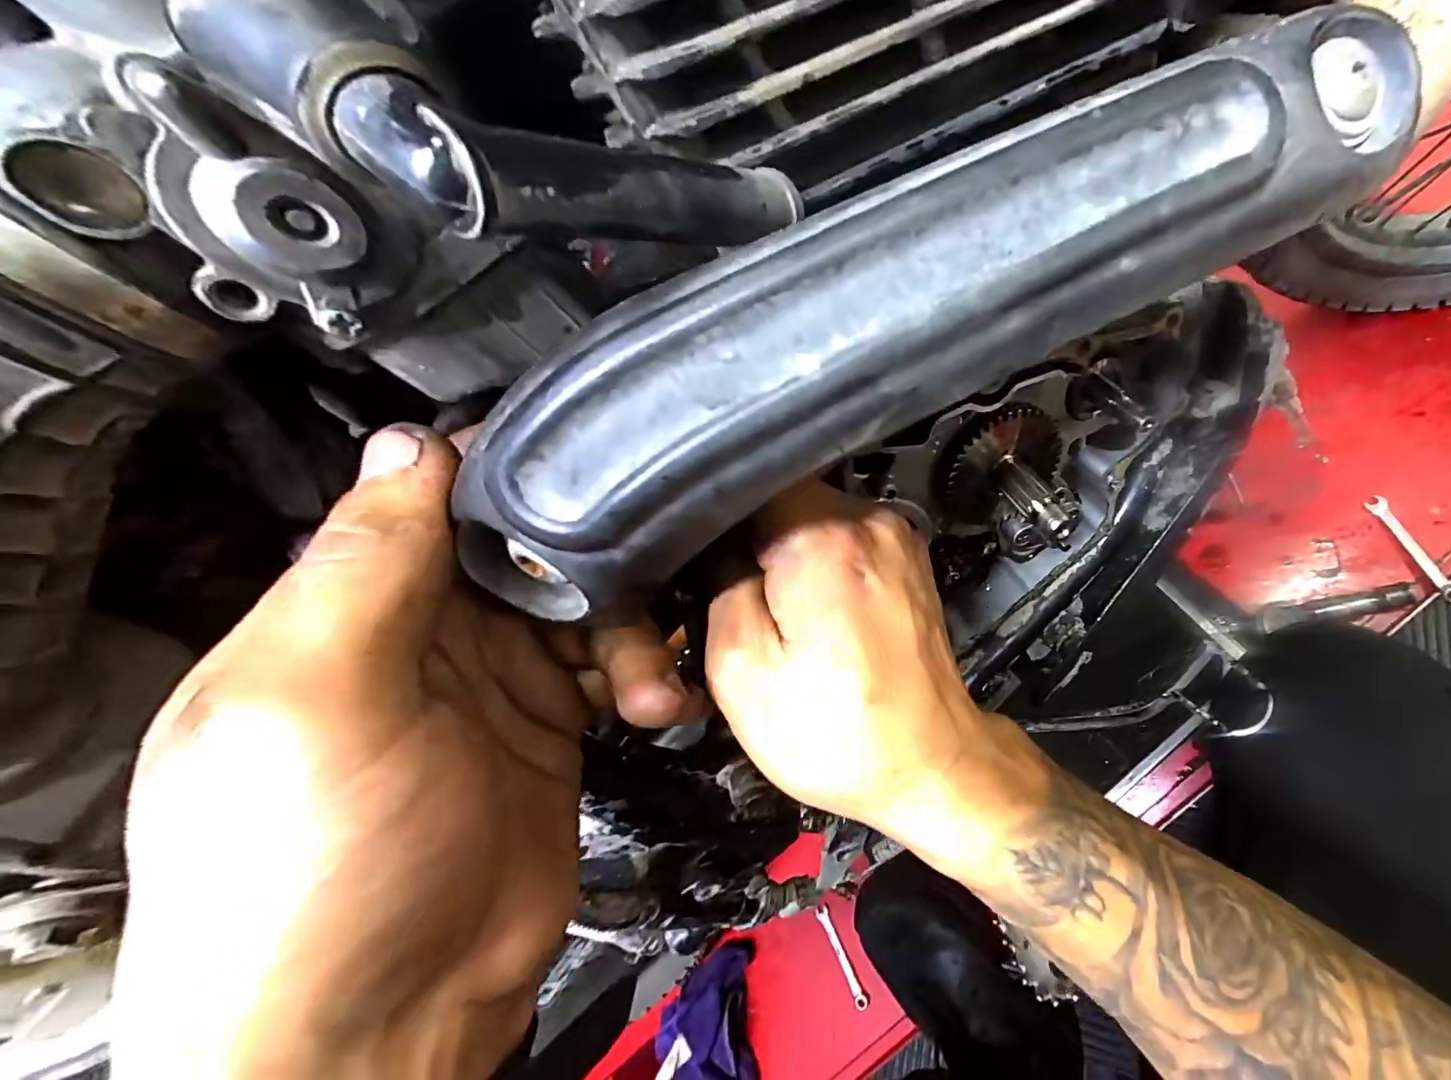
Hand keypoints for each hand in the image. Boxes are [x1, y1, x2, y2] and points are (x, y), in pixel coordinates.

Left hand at [114, 426, 690, 1078]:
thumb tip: (410, 446)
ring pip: (588, 610)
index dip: (511, 479)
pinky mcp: (554, 727)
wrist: (385, 1019)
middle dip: (596, 568)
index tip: (589, 472)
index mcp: (349, 614)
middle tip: (631, 598)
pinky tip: (655, 704)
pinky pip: (616, 668)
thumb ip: (364, 572)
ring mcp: (497, 685)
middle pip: (534, 556)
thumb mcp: (315, 707)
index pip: (435, 504)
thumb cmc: (311, 878)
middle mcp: (426, 639)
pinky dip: (646, 676)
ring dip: (631, 633)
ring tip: (644, 686)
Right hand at [705, 483, 1047, 846]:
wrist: (929, 759)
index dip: (716, 518)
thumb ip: (719, 587)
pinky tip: (819, 619)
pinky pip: (847, 544)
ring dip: (789, 559)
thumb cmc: (842, 732)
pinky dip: (822, 570)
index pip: (748, 482)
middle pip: (785, 499)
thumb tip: (723, 549)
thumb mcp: (740, 668)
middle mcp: (872, 523)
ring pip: (815, 521)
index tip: (706, 556)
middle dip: (753, 543)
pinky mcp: (909, 563)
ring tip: (786, 618)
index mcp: (824, 538)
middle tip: (742, 600)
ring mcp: (898, 540)